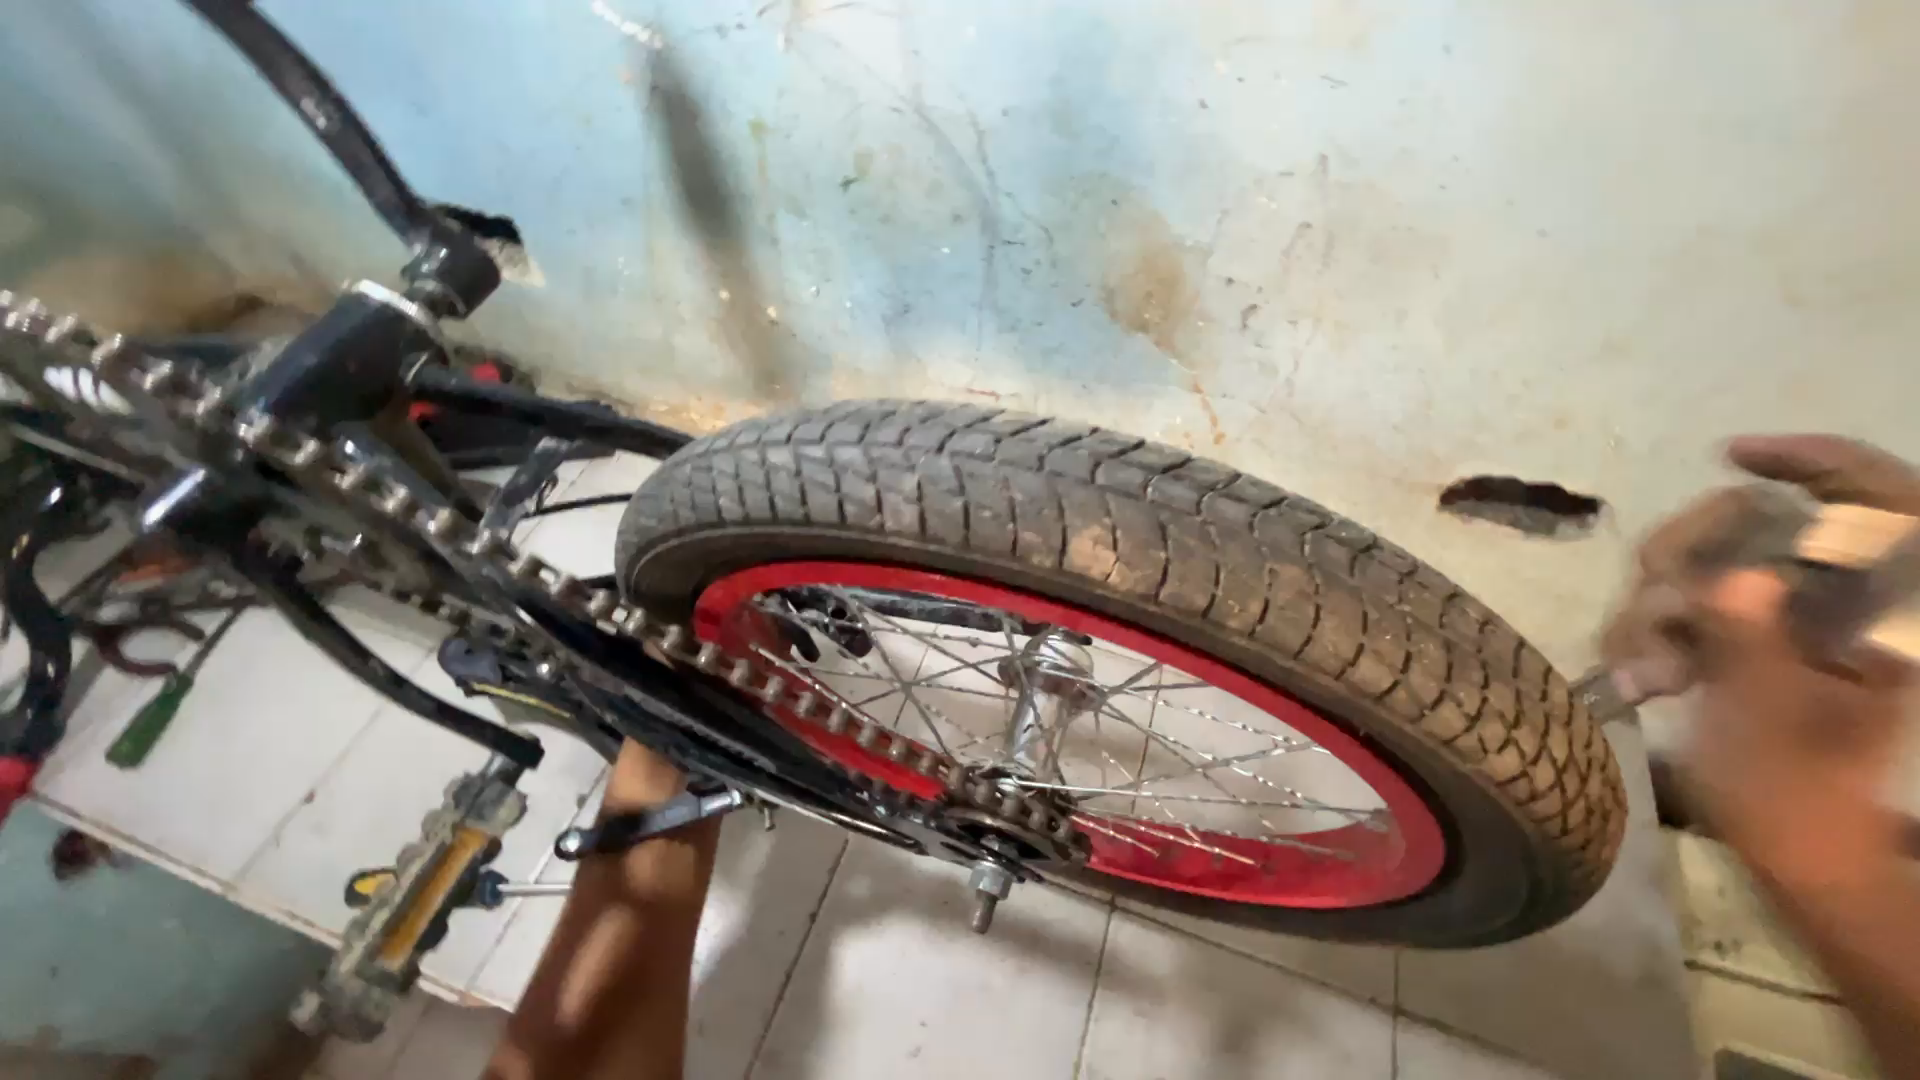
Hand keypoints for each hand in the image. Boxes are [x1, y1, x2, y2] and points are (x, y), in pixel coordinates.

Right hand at [1600, 436, 1919, 884]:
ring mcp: (1798, 622)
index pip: (1887, 499)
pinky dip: (1656, 631)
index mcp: (1893, 618)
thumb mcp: (1773, 723)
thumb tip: (1730, 582)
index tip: (1732, 456)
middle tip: (1654, 605)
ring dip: (1656, 610)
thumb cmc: (1801, 799)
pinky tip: (1643, 674)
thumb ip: (1754, 646)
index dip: (1816, 461)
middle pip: (1763, 525)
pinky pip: (1692, 603)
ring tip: (1641, 672)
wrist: (1804, 855)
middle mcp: (1849, 604)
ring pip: (1709, 566)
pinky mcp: (1760, 640)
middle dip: (1688, 558)